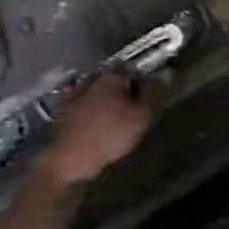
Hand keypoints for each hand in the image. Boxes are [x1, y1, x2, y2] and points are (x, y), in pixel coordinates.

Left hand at [36, 73, 163, 186]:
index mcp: (109, 75)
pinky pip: (84, 108)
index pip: (132, 68)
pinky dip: (92, 114)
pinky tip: (98, 129)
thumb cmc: (109, 136)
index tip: (150, 99)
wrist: (68, 160)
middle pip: (113, 79)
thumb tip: (166, 73)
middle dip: (124, 91)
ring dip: (107, 103)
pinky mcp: (62, 114)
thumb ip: (155, 93)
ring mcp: (72, 96)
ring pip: (97, 93)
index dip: (144, 81)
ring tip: (117, 123)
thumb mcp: (142, 116)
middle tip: (135, 112)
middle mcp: (89, 79)